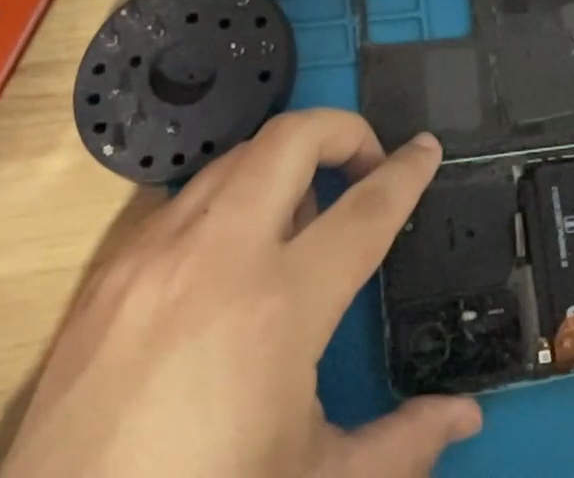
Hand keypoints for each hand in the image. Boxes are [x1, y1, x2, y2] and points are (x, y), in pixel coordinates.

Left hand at [3, 109, 480, 477]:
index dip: (406, 173)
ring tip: (305, 215)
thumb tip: (463, 417)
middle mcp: (217, 256)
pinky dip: (228, 199)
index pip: (365, 210)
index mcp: (281, 305)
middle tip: (368, 166)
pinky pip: (184, 200)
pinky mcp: (110, 272)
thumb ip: (403, 443)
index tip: (426, 150)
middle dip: (342, 130)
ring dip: (283, 163)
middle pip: (289, 139)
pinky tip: (232, 256)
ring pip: (233, 159)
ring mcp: (154, 254)